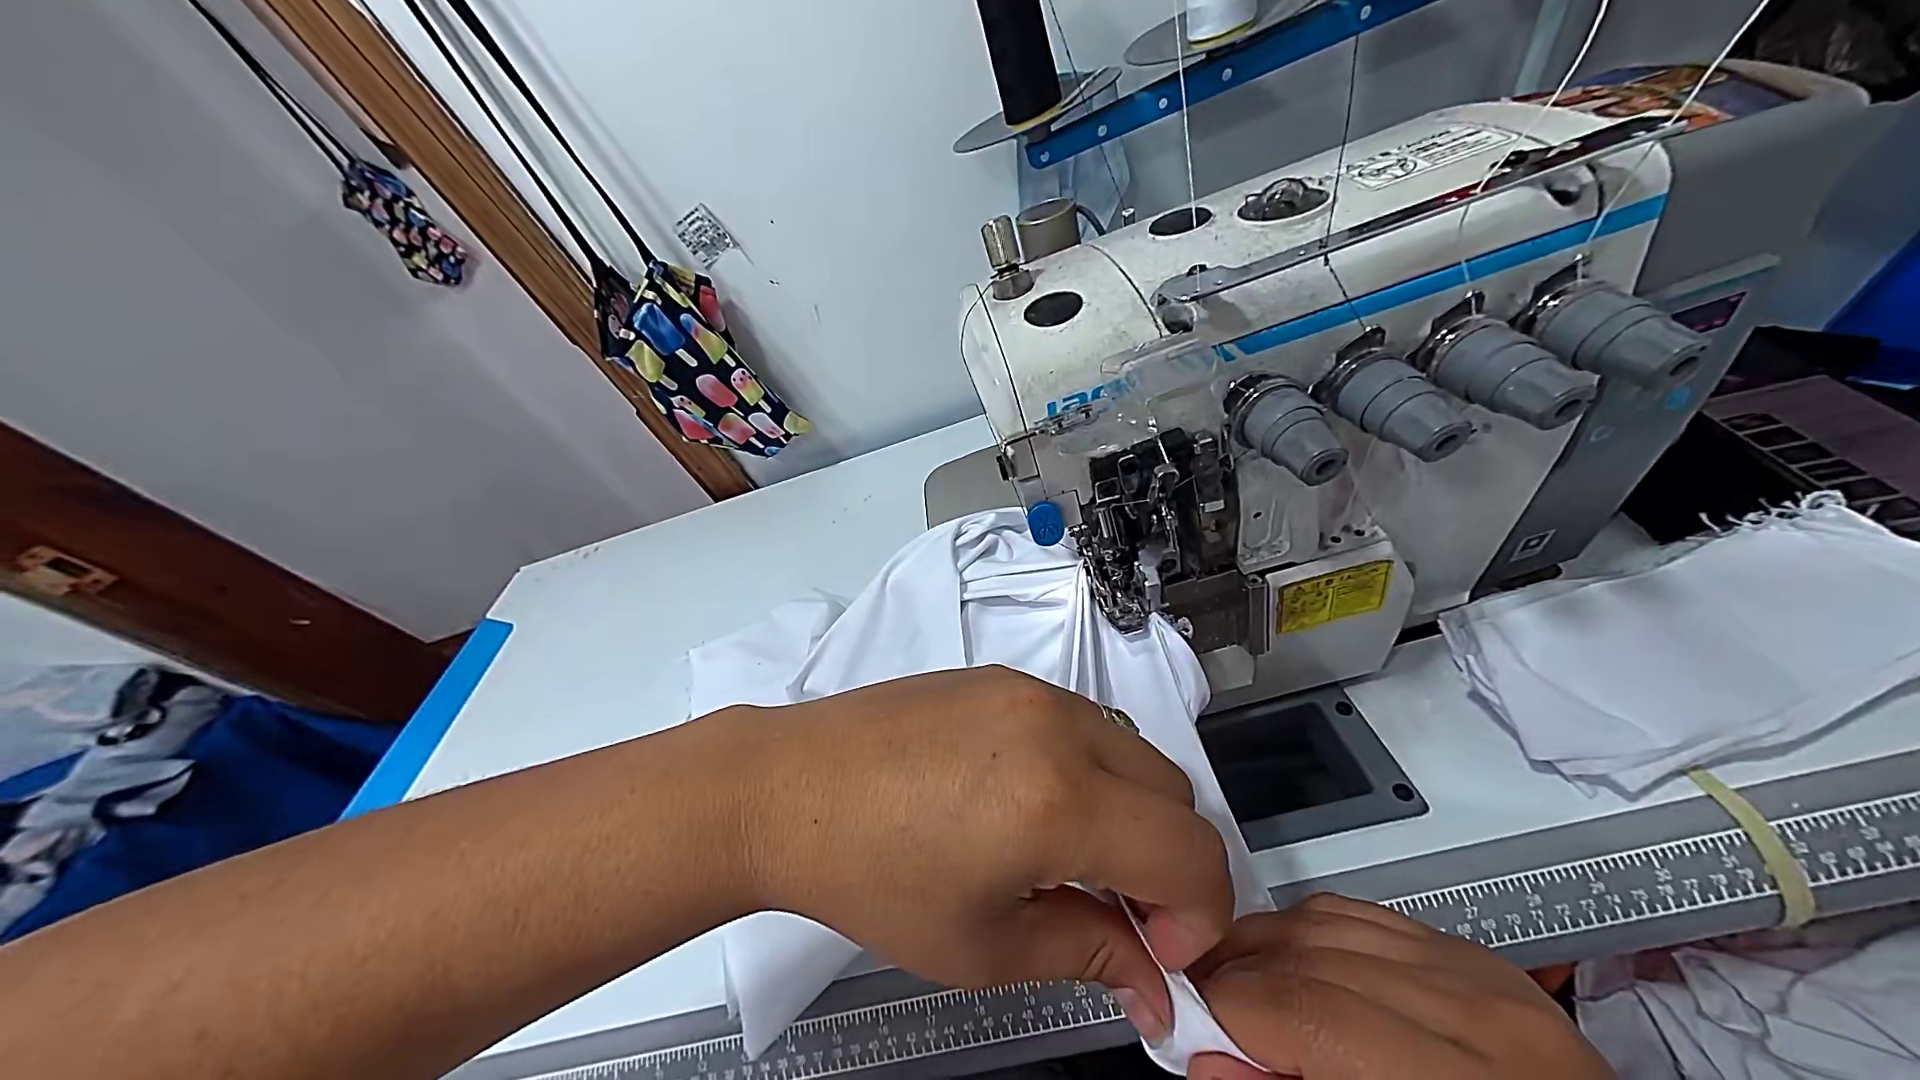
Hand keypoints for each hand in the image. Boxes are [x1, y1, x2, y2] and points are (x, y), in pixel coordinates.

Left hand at [709, 666, 1236, 1041]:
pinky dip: (1092, 771)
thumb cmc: (870, 875)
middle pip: (1176, 794)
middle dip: (1170, 863)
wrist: (788, 785)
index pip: (1193, 853)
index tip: (1161, 949)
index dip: (1202, 916)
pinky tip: (1034, 805)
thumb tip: (1152, 986)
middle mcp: (1058, 727)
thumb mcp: (982, 944)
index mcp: (1058, 800)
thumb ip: (1088, 956)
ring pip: (1135, 753)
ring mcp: (1031, 689)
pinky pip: (1084, 724)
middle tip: (1121, 910)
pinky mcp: (1004, 676)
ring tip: (1073, 858)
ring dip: (1133, 813)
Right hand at [1187, 895, 1612, 1078]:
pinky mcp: (1469, 955)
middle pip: (1308, 956)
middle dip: (1233, 976)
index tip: (1187, 1024)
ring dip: (1260, 947)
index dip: (1228, 1010)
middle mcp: (1481, 1014)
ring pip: (1323, 921)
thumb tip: (1213, 1062)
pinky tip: (1287, 958)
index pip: (1308, 1009)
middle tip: (1197, 1007)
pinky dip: (1305, 929)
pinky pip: (1358, 913)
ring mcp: (1477, 973)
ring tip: (1234, 982)